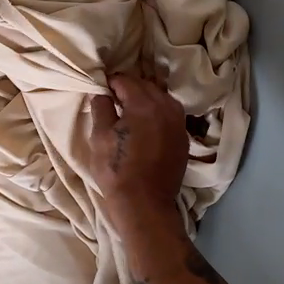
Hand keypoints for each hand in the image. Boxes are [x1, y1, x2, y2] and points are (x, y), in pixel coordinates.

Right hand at [88, 73, 189, 214]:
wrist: (144, 203)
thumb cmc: (116, 169)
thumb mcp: (100, 137)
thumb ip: (102, 108)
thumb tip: (102, 94)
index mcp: (144, 105)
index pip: (126, 80)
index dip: (110, 82)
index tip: (100, 88)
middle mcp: (167, 108)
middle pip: (146, 86)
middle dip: (129, 88)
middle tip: (112, 98)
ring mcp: (179, 124)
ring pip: (162, 99)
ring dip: (145, 99)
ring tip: (129, 111)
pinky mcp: (183, 140)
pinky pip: (170, 115)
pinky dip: (157, 113)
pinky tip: (145, 125)